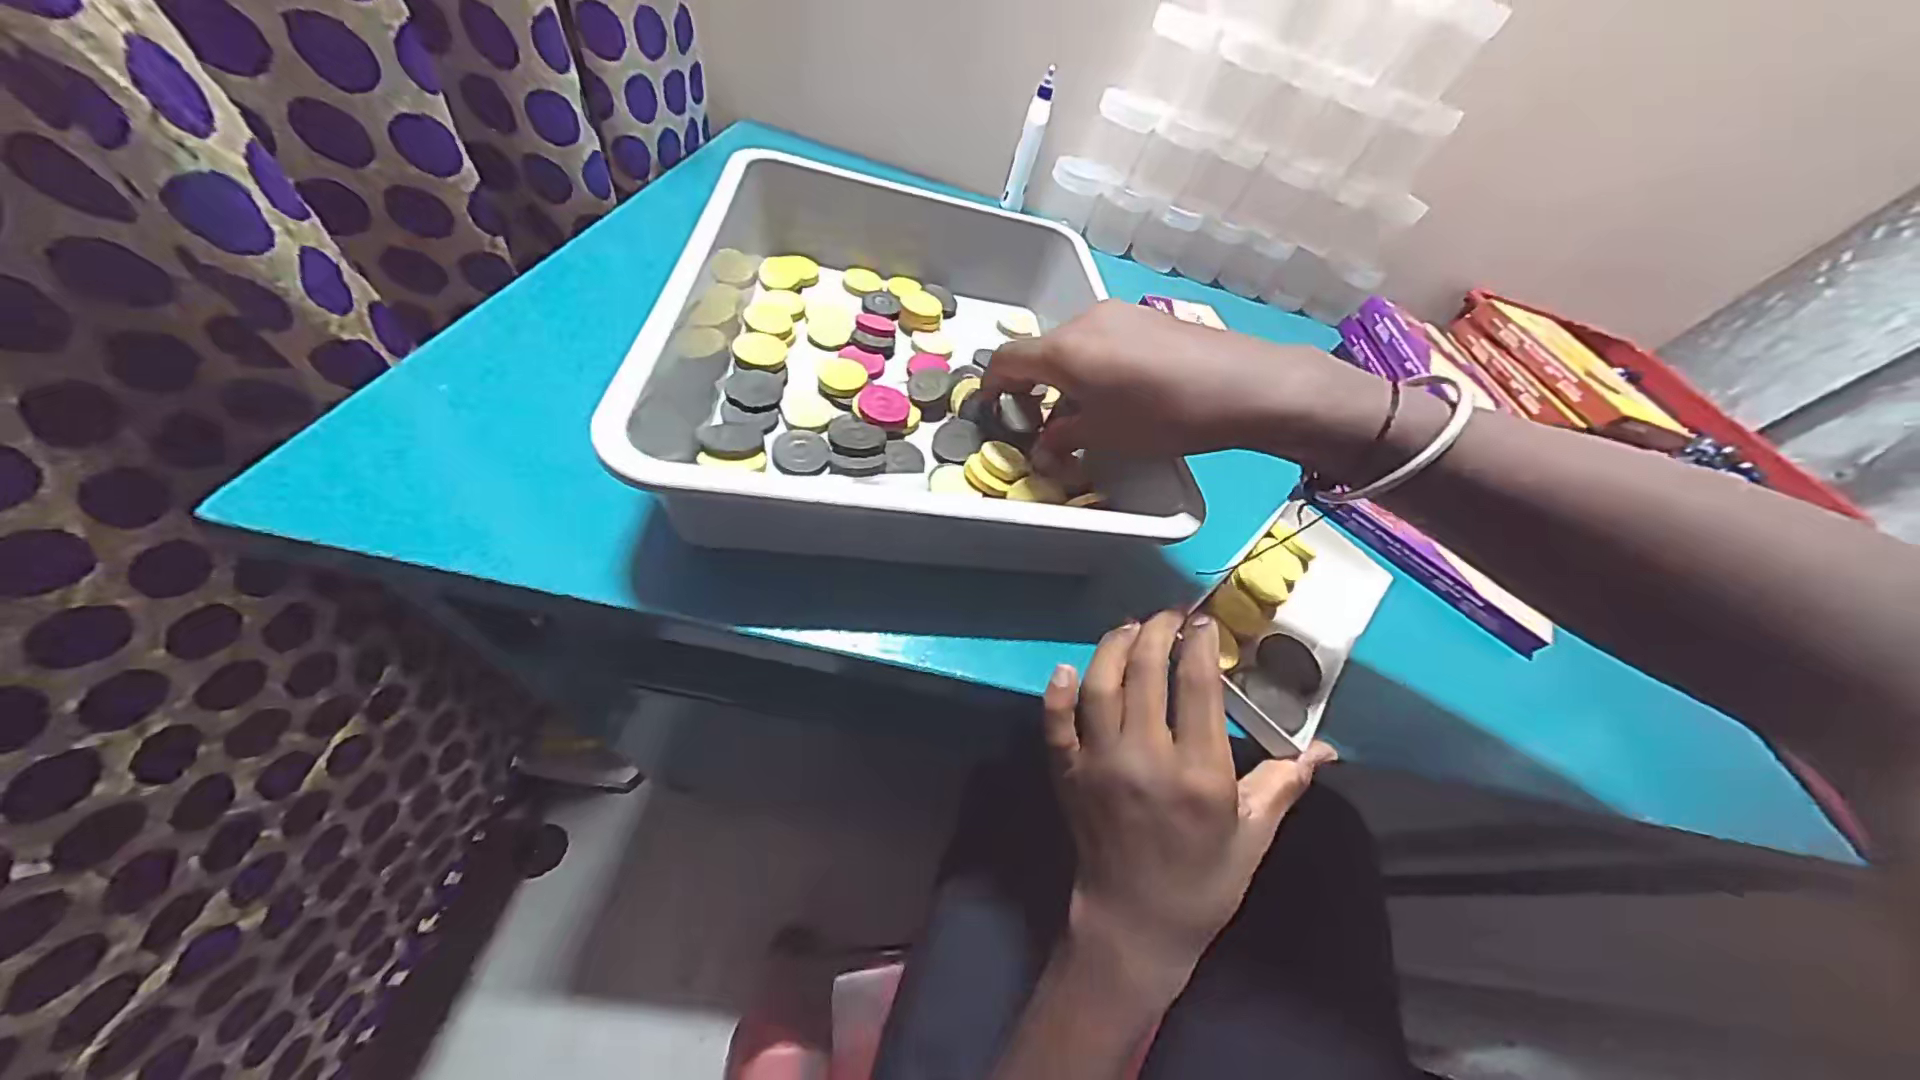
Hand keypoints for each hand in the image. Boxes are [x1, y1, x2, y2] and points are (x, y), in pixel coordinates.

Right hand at [984, 300, 1391, 480]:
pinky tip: (1118, 392)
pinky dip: (1093, 366)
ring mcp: (1118, 314)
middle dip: (1033, 388)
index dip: (992, 387)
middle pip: (1041, 352)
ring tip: (1085, 413)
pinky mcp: (1146, 317)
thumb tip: (1046, 445)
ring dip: (1065, 378)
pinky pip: (1101, 340)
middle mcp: (1084, 321)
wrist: (1245, 385)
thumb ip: (1063, 437)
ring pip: (1072, 346)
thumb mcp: (1104, 436)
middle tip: (1044, 424)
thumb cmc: (1164, 415)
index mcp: (1063, 349)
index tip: (992, 410)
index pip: (1006, 360)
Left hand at [1044, 610, 1336, 1000]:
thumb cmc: (1203, 881)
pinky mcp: (1067, 772)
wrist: (1134, 921)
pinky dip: (1057, 693)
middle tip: (1169, 616)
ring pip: (1099, 686)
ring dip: (1113, 647)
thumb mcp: (1253, 837)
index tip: (1204, 622)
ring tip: (1130, 628)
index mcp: (1198, 773)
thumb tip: (1325, 748)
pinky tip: (1066, 668)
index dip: (1200, 644)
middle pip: (1145, 673)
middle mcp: (1144, 758)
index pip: (1197, 686)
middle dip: (1157, 632)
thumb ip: (1283, 784)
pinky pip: (1056, 724)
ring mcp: (1098, 763)